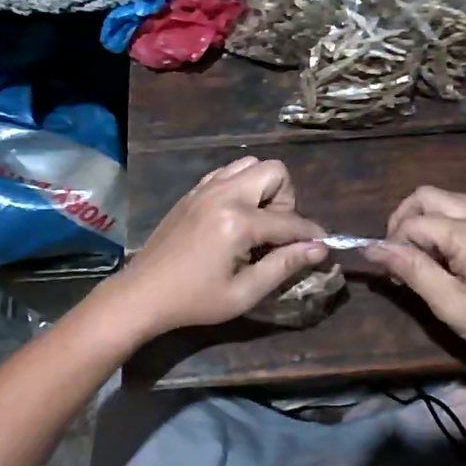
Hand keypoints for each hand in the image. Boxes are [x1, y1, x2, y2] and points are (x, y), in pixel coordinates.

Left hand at [105, 156, 326, 339]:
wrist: (143, 293)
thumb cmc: (194, 300)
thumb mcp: (243, 293)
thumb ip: (283, 266)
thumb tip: (318, 249)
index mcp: (237, 222)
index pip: (288, 221)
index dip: (310, 235)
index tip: (322, 246)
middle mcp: (222, 195)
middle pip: (273, 171)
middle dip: (285, 200)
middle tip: (275, 233)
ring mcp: (204, 189)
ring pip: (249, 165)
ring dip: (262, 189)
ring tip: (255, 224)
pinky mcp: (191, 193)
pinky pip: (225, 173)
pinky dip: (239, 187)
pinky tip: (233, 218)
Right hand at [366, 186, 465, 379]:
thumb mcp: (449, 303)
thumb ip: (410, 270)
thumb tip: (372, 249)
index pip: (413, 223)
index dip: (393, 245)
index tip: (391, 276)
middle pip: (427, 196)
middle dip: (402, 221)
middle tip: (398, 256)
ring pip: (446, 197)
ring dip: (424, 218)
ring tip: (419, 253)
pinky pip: (465, 206)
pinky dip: (445, 220)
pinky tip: (445, 250)